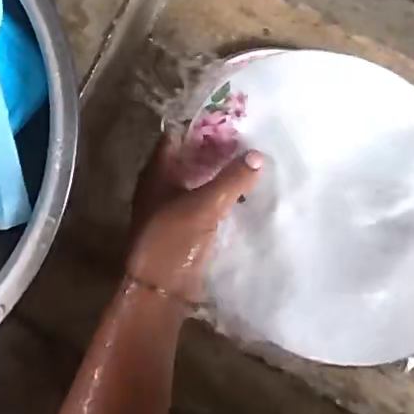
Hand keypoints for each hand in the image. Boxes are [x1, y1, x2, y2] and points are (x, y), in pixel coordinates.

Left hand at [126, 133, 263, 304]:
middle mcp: (160, 185)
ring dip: (219, 174)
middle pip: (189, 158)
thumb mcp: (204, 207)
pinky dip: (219, 196)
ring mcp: (170, 207)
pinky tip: (242, 196)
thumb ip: (231, 180)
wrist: (158, 293)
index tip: (230, 120)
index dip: (201, 127)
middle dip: (215, 150)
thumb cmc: (172, 241)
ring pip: (197, 181)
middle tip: (248, 140)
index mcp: (156, 172)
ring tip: (251, 164)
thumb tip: (257, 154)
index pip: (178, 136)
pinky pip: (203, 202)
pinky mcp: (183, 228)